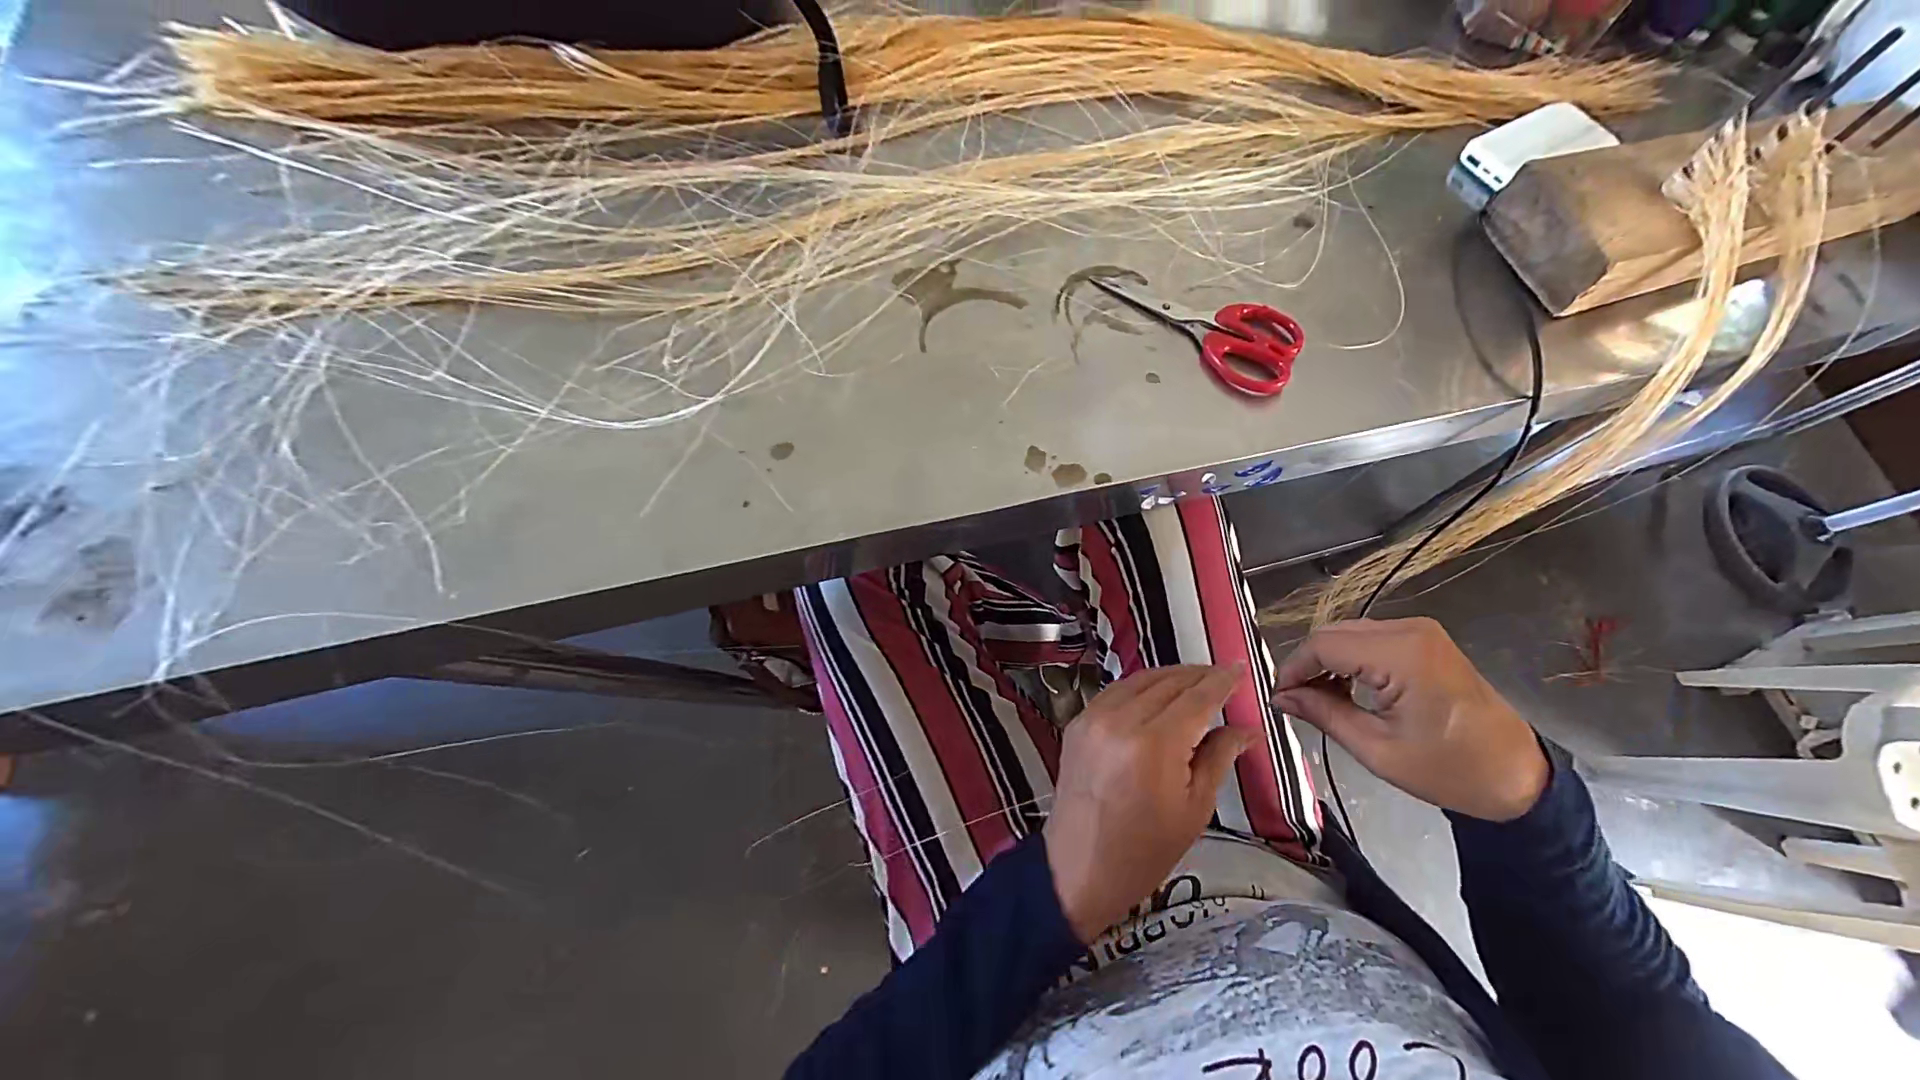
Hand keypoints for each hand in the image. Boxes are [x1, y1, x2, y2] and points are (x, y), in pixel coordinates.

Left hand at [1043, 665, 1254, 943]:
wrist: (1079, 867)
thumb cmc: (1144, 850)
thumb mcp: (1194, 807)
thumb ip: (1219, 757)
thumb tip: (1246, 729)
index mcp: (1154, 744)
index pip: (1196, 697)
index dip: (1221, 681)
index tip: (1239, 669)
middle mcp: (1119, 721)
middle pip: (1167, 683)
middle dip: (1198, 675)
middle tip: (1222, 676)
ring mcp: (1092, 719)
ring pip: (1139, 681)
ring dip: (1169, 677)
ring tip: (1195, 682)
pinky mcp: (1077, 724)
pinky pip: (1115, 692)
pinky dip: (1140, 687)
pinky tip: (1156, 695)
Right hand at [1271, 617, 1547, 822]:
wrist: (1518, 776)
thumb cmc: (1451, 769)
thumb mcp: (1376, 749)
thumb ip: (1322, 713)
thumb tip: (1281, 697)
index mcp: (1402, 655)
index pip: (1323, 644)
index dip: (1293, 668)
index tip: (1280, 697)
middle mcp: (1411, 631)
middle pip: (1333, 633)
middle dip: (1308, 664)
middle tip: (1296, 700)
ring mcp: (1421, 632)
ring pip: (1348, 633)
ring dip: (1327, 661)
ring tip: (1320, 698)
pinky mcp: (1425, 640)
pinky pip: (1369, 638)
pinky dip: (1349, 659)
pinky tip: (1346, 688)